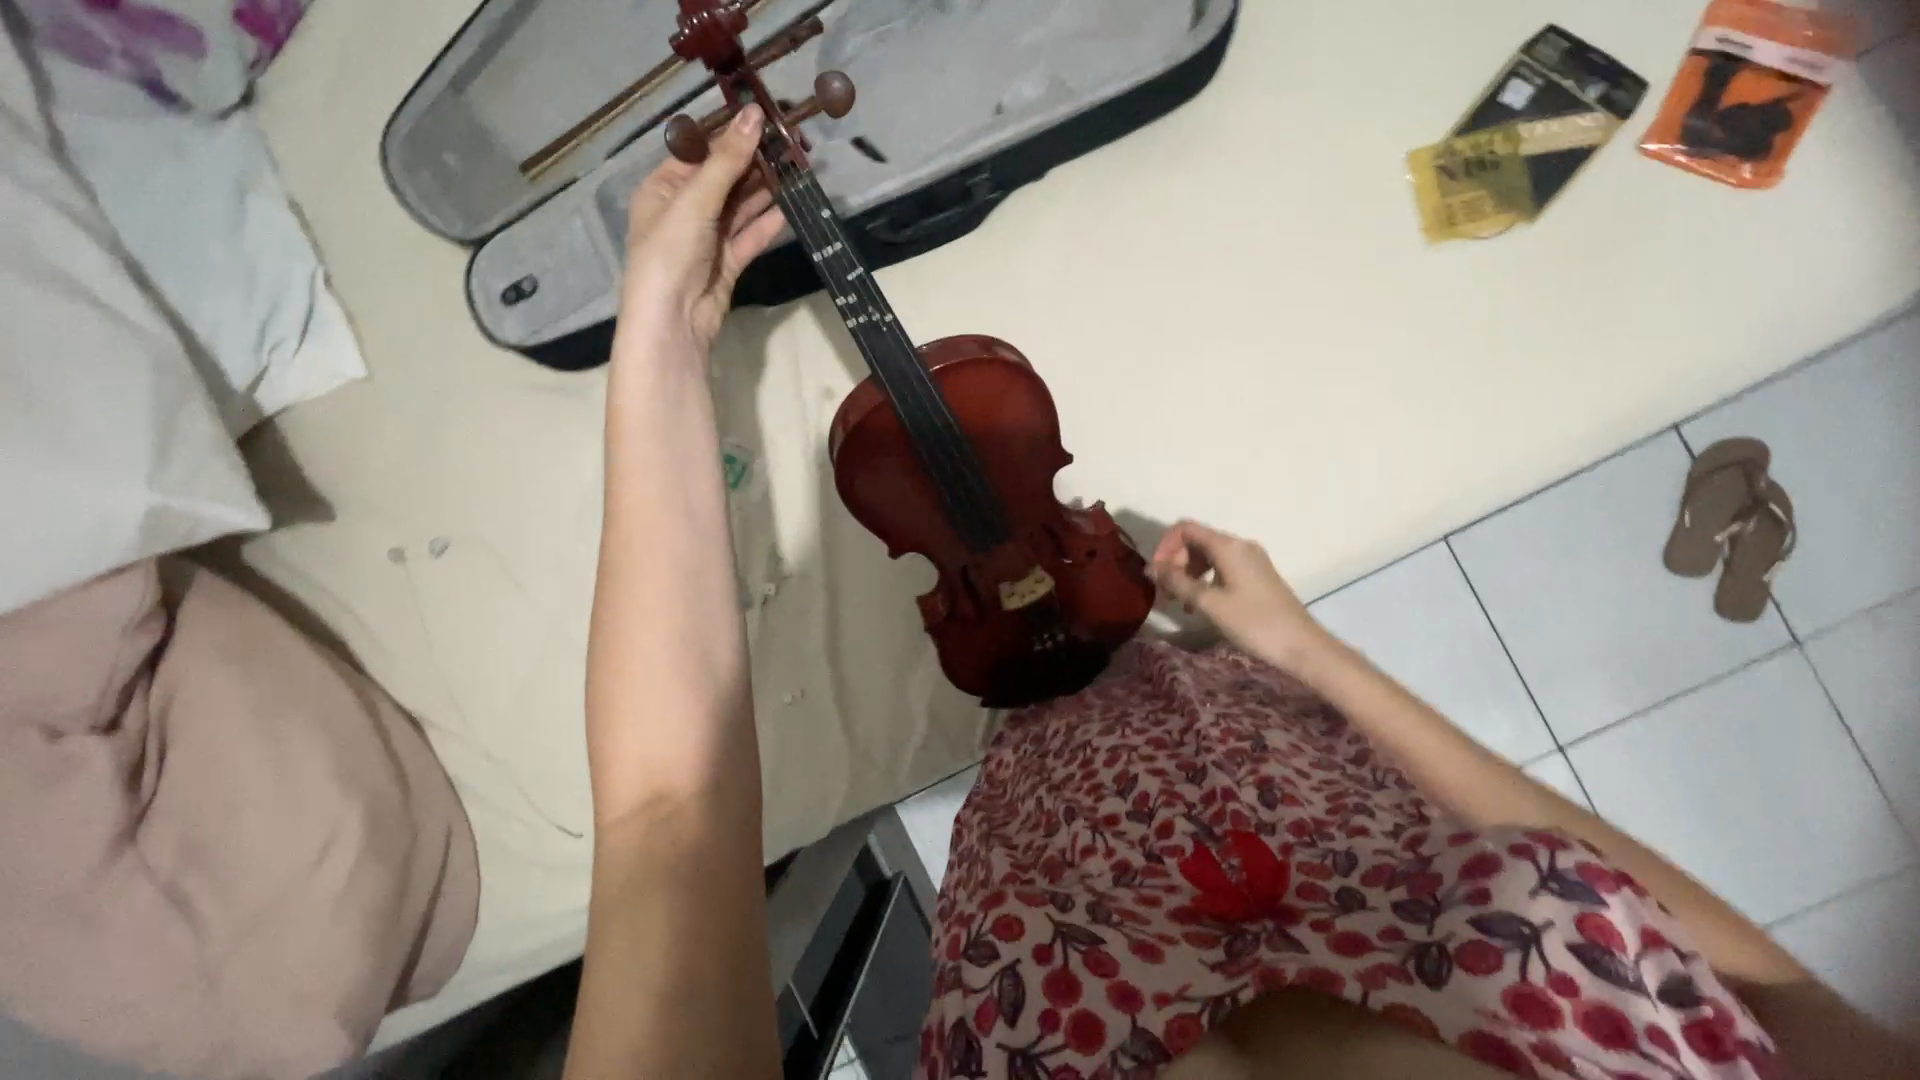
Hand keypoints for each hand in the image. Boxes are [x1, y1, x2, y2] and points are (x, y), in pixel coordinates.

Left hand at [621, 106, 786, 357]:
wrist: (672, 323)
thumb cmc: (670, 254)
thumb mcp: (695, 200)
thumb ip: (727, 161)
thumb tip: (753, 114)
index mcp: (662, 190)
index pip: (700, 154)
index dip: (732, 137)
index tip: (767, 121)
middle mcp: (683, 212)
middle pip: (724, 180)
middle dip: (755, 165)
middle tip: (792, 147)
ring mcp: (706, 240)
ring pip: (740, 209)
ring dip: (765, 193)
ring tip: (797, 173)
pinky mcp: (727, 265)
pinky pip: (748, 238)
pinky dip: (766, 225)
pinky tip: (787, 210)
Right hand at [1148, 520, 1332, 671]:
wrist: (1302, 646)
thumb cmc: (1254, 623)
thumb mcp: (1210, 604)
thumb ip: (1177, 583)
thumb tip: (1150, 567)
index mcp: (1229, 547)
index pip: (1186, 529)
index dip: (1165, 546)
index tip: (1158, 574)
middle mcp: (1240, 546)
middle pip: (1197, 541)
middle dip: (1175, 562)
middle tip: (1166, 593)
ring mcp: (1251, 561)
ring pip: (1209, 556)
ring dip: (1188, 574)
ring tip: (1179, 602)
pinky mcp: (1257, 576)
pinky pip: (1222, 568)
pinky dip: (1205, 580)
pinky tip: (1201, 606)